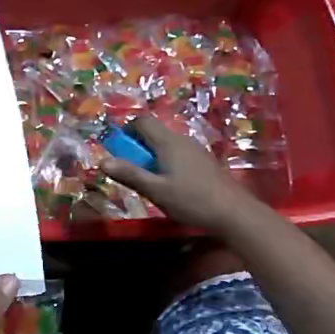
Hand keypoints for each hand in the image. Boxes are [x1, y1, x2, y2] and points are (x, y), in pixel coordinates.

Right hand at [100, 117, 258, 232]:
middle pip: (154, 133)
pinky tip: (170, 185)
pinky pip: (178, 154)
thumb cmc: (191, 200)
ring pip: (166, 144)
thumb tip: (102, 161)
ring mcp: (195, 149)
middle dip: (137, 147)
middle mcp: (182, 139)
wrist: (232, 211)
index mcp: (168, 142)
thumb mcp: (156, 190)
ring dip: (152, 157)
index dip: (126, 131)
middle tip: (131, 171)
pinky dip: (167, 163)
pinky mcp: (203, 161)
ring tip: (150, 181)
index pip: (142, 121)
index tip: (117, 151)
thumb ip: (130, 174)